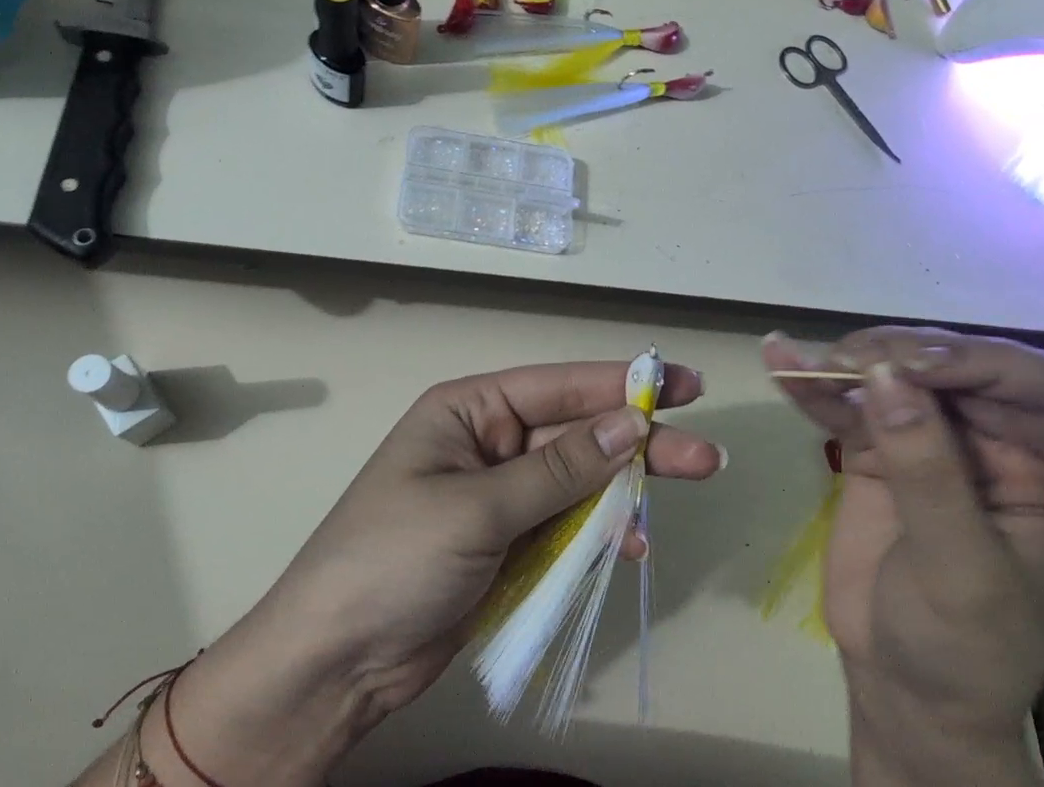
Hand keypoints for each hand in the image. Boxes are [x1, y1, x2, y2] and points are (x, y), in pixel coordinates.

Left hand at [139, 361, 721, 786]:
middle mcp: (486, 444)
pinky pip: (565, 527)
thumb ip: (557, 470)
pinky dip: (597, 532)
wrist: (338, 658)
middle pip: (575, 434)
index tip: (683, 386)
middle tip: (705, 454)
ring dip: (624, 490)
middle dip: (637, 442)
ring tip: (684, 493)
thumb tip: (628, 425)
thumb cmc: (394, 560)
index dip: (620, 385)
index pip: (556, 386)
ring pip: (577, 482)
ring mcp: (498, 498)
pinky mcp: (506, 546)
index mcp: (467, 412)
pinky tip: (630, 543)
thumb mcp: (477, 508)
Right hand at [763, 328, 1043, 786]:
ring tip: (807, 360)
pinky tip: (780, 361)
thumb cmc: (963, 650)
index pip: (1043, 389)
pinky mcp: (886, 456)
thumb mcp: (959, 571)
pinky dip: (817, 390)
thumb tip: (884, 376)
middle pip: (963, 371)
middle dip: (904, 356)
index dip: (980, 362)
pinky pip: (854, 410)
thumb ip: (927, 472)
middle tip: (847, 358)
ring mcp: (943, 447)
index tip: (909, 362)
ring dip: (853, 364)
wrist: (904, 695)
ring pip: (903, 379)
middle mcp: (1011, 447)